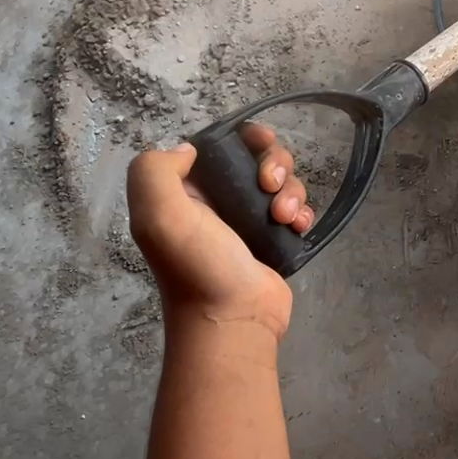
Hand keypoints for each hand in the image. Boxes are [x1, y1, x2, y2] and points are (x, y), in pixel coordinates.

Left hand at [127, 123, 313, 339]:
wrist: (233, 321)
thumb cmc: (198, 267)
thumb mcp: (159, 217)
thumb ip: (155, 172)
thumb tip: (188, 149)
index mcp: (186, 192)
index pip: (221, 144)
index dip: (245, 137)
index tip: (261, 145)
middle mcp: (215, 202)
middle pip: (259, 158)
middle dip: (276, 165)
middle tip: (271, 187)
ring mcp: (247, 221)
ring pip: (282, 182)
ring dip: (292, 191)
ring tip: (284, 217)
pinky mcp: (274, 239)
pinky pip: (297, 208)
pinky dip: (302, 211)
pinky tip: (298, 227)